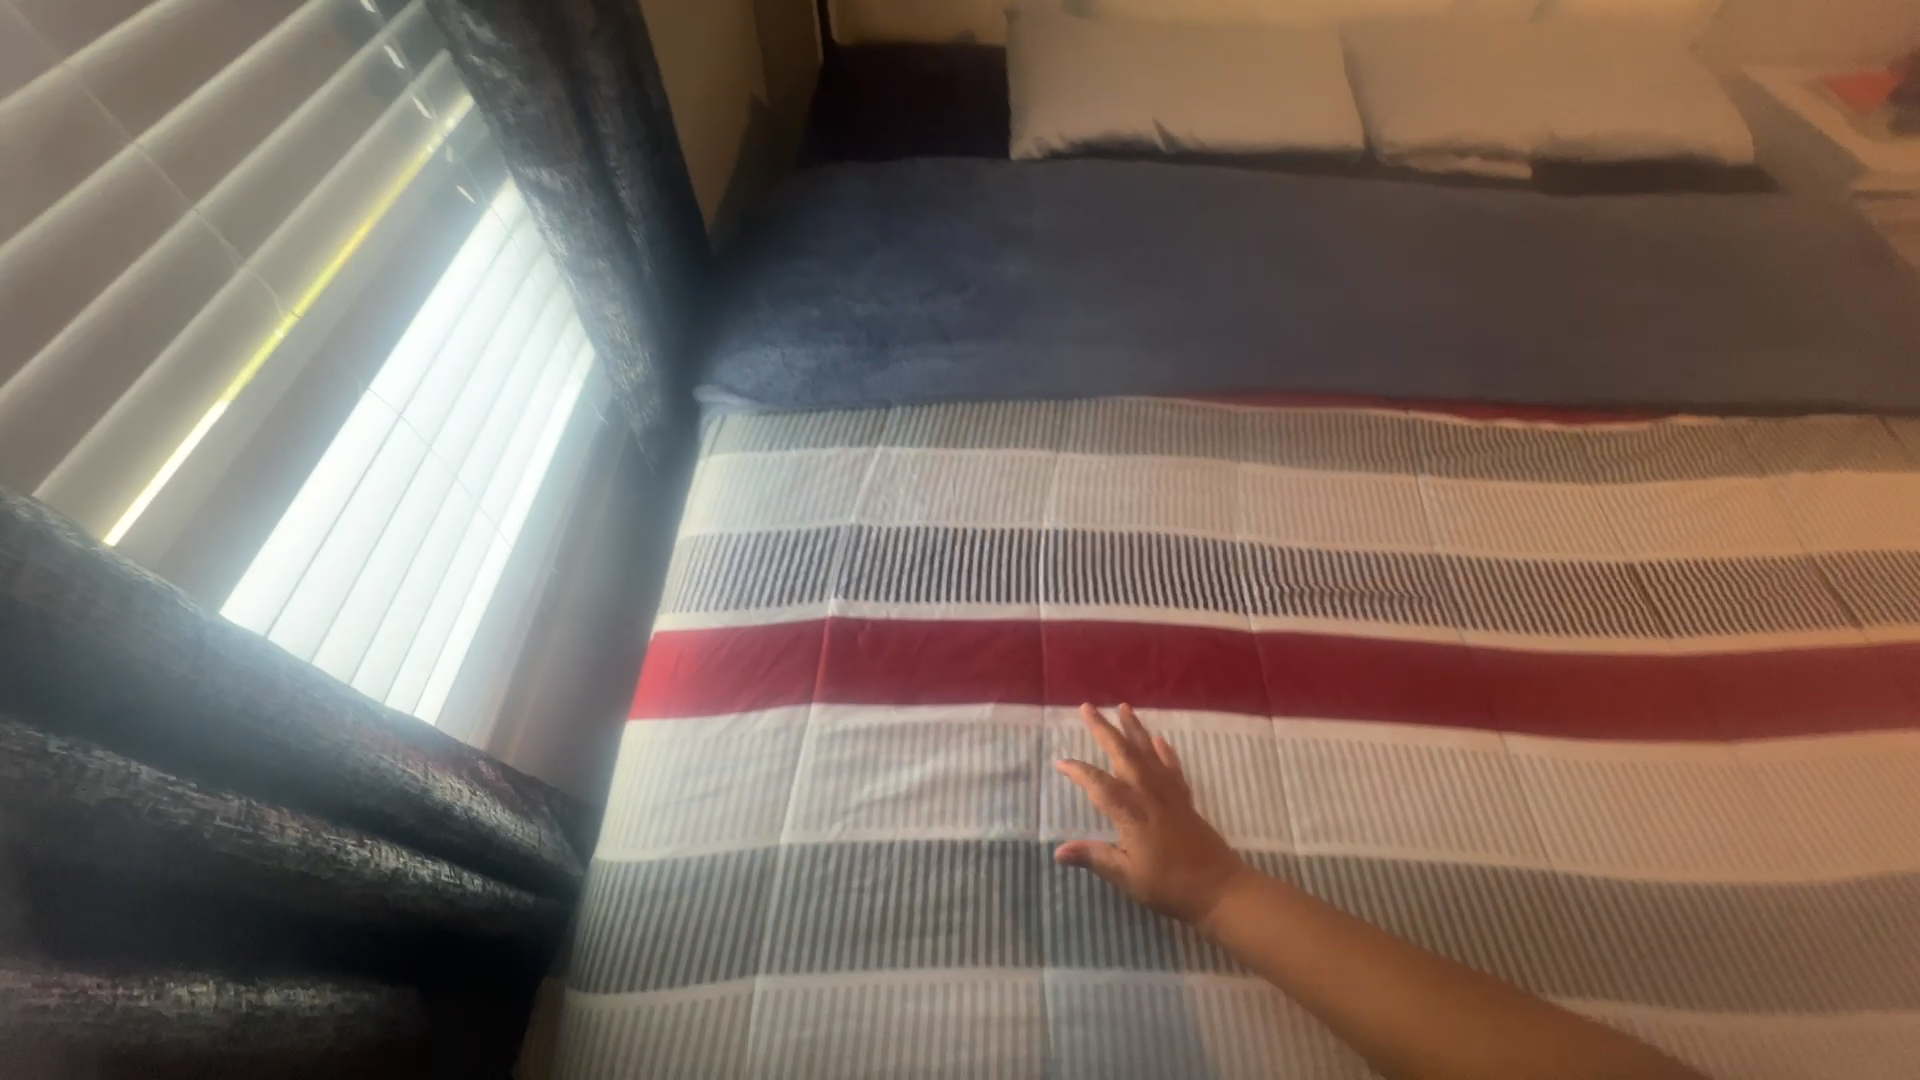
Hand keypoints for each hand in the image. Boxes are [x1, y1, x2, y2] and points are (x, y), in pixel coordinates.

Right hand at [1054, 703, 1253, 924]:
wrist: (1220, 889)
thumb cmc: (1169, 885)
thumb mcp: (1127, 876)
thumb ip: (1094, 857)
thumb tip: (1058, 851)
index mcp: (1131, 812)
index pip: (1098, 784)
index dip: (1077, 771)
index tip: (1060, 762)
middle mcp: (1149, 794)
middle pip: (1123, 753)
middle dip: (1104, 729)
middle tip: (1088, 707)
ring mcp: (1169, 793)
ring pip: (1148, 752)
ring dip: (1134, 729)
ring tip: (1123, 707)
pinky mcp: (1185, 799)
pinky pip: (1172, 767)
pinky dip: (1164, 751)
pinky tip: (1158, 739)